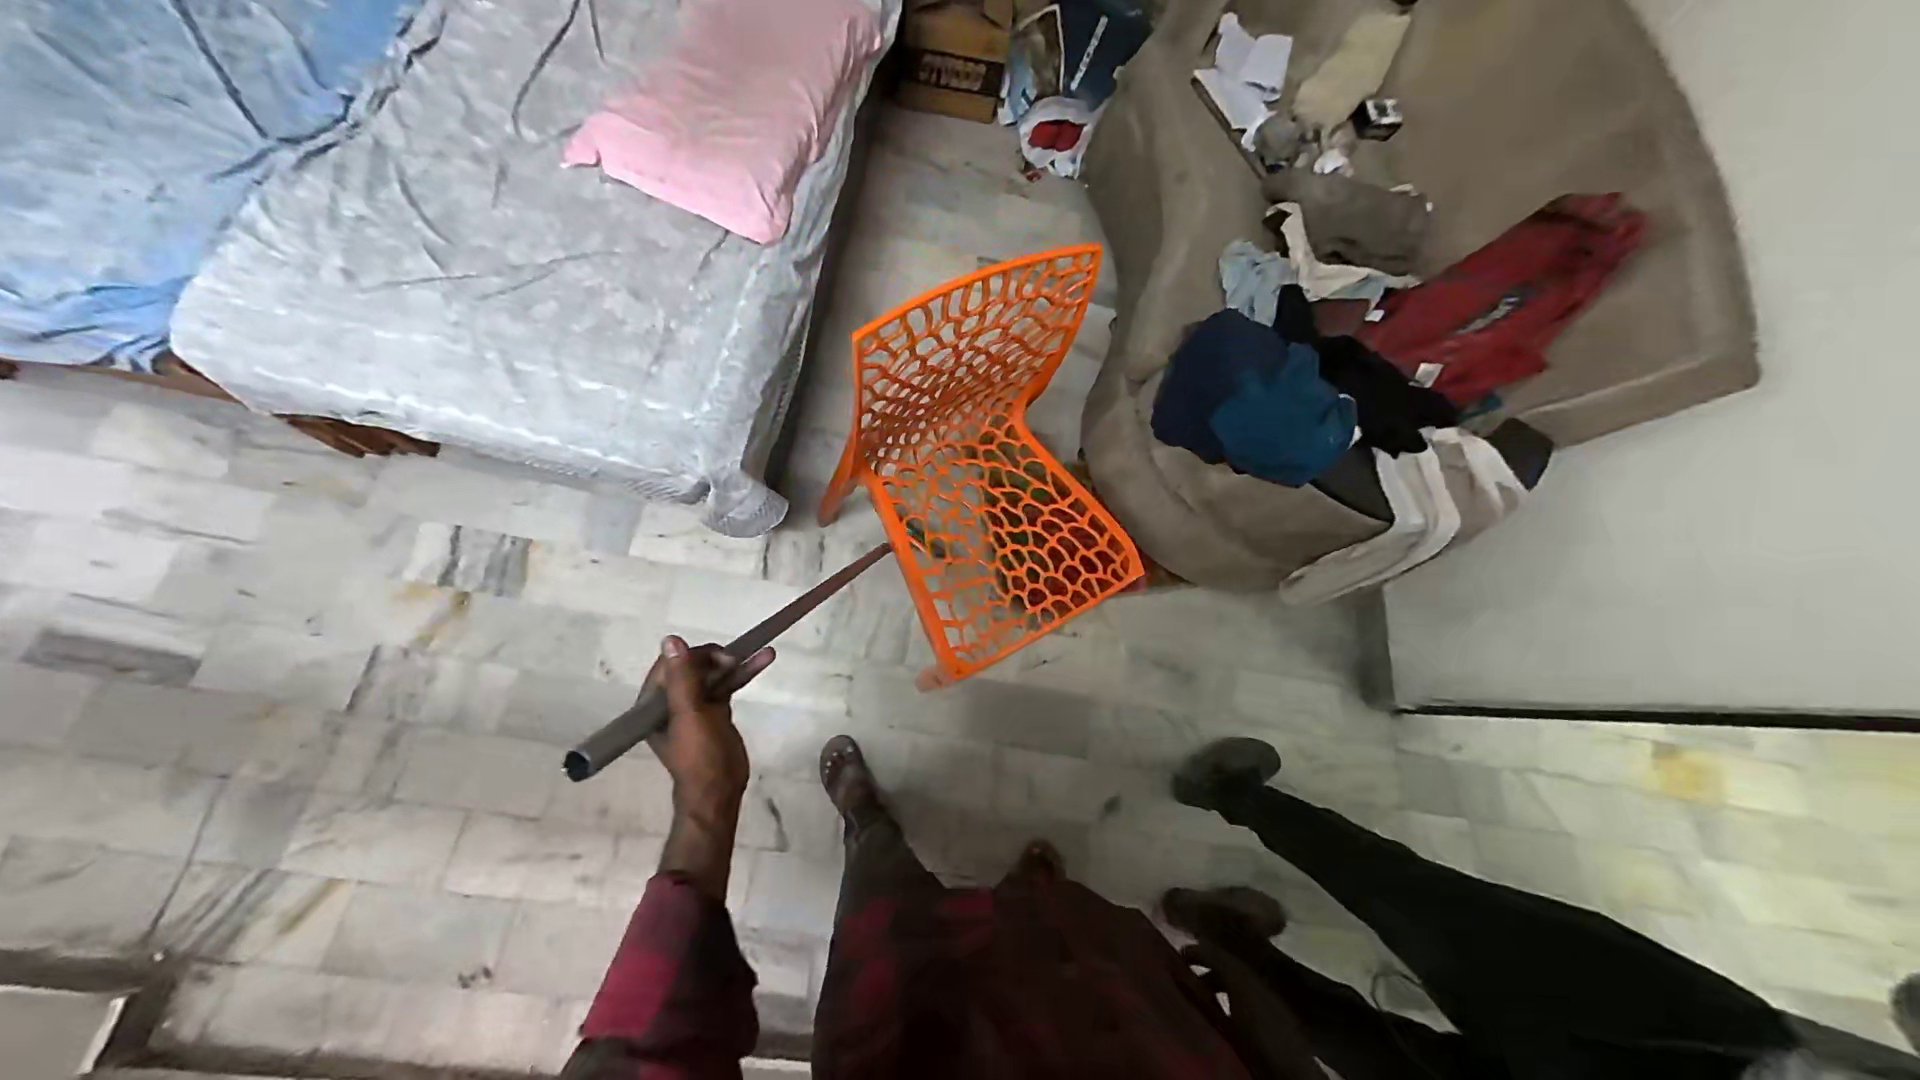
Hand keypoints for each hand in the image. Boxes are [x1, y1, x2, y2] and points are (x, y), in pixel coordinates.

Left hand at [643, 636, 772, 816]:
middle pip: (692, 666)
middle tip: (735, 661)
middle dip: (716, 658)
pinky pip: (727, 684)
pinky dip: (743, 673)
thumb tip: (670, 639)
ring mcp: (694, 705)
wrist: (720, 791)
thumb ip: (682, 678)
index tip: (719, 657)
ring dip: (736, 662)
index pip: (669, 666)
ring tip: (761, 651)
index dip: (692, 656)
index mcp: (652, 704)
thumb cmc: (699, 756)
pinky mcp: (715, 710)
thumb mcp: (688, 714)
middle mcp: (670, 701)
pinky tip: (764, 659)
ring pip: (713, 674)